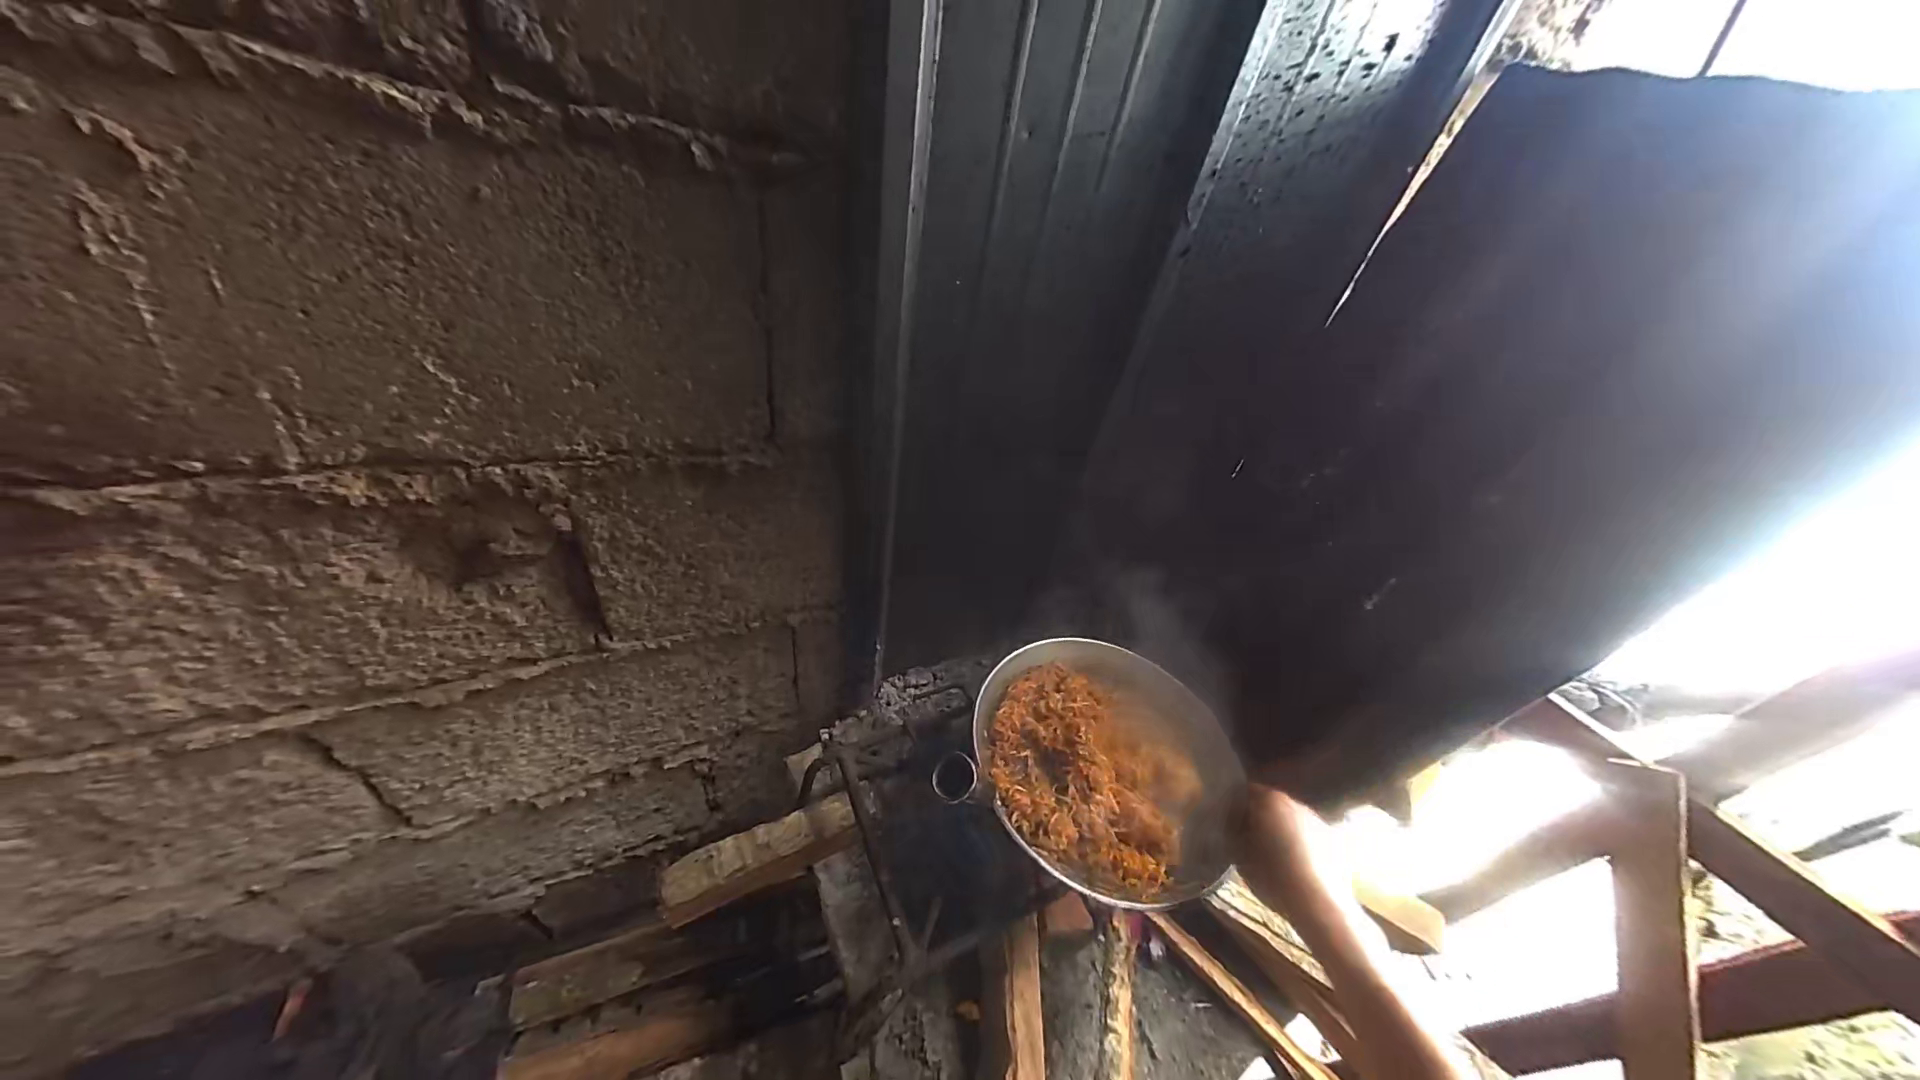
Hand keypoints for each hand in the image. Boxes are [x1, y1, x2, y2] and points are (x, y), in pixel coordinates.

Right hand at [1237, 784, 1352, 923]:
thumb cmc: (1273, 876)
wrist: (1320, 906)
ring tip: (1274, 853)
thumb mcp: (1239, 854)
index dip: (1236, 804)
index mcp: (1270, 799)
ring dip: (1282, 829)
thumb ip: (1234, 832)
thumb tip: (1232, 825)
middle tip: (1248, 836)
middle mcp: (1296, 803)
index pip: (1247, 791)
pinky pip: (1310, 835)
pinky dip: (1302, 844)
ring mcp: (1319, 821)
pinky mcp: (1336, 842)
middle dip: (1261, 816)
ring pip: (1293, 819)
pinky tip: (1296, 865)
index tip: (1228, 819)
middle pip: (1272, 803)